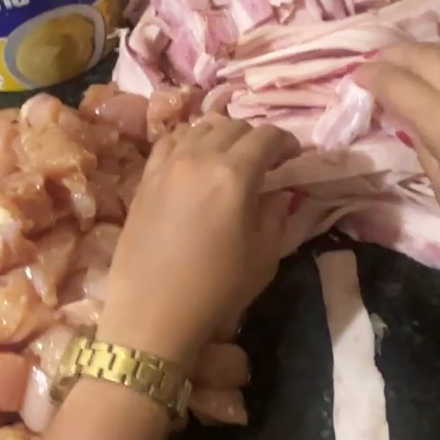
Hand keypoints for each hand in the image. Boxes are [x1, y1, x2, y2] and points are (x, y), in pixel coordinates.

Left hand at [98, 117, 296, 363]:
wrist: (151, 312)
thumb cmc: (215, 290)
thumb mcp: (263, 257)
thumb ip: (276, 215)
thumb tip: (279, 193)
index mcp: (235, 174)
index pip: (266, 137)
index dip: (286, 141)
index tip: (293, 156)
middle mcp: (200, 158)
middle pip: (233, 126)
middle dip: (255, 138)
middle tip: (265, 160)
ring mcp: (167, 164)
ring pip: (200, 127)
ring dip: (222, 135)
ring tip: (228, 157)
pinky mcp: (145, 177)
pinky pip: (169, 141)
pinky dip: (188, 140)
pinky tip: (193, 158)